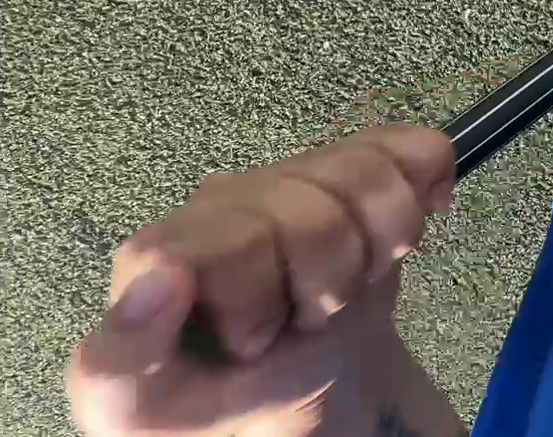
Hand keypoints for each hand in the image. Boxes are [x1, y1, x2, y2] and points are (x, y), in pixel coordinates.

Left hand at [65, 125, 457, 436]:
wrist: (304, 375)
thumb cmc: (224, 393)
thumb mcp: (144, 408)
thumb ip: (120, 360)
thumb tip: (162, 276)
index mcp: (170, 242)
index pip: (236, 237)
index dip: (262, 293)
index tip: (256, 338)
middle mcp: (237, 192)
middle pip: (317, 208)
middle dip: (332, 279)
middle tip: (312, 313)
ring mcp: (311, 170)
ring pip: (374, 173)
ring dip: (384, 244)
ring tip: (356, 277)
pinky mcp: (376, 159)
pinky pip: (421, 145)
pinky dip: (433, 181)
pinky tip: (422, 213)